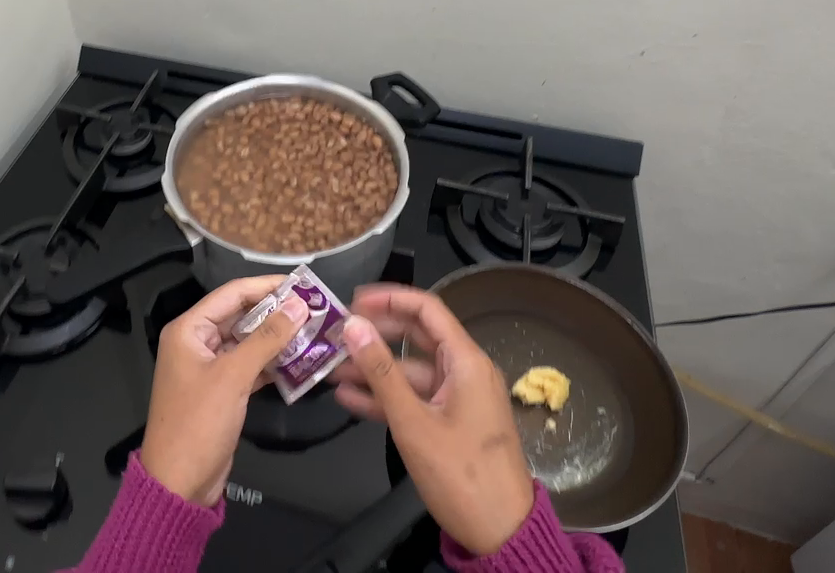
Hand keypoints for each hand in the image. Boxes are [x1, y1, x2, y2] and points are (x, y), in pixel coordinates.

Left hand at [139, 275, 310, 505]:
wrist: (178, 485)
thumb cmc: (198, 423)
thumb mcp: (234, 376)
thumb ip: (268, 338)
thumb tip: (299, 306)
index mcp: (189, 329)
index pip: (232, 294)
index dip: (267, 286)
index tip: (301, 284)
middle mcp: (196, 342)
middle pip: (241, 315)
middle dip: (275, 312)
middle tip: (313, 308)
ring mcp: (209, 367)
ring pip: (247, 341)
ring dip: (276, 338)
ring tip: (313, 332)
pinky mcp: (221, 390)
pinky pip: (249, 366)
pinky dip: (271, 363)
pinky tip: (299, 362)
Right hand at [330, 284, 535, 555]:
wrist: (502, 535)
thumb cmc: (462, 475)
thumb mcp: (413, 422)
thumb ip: (380, 373)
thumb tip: (352, 326)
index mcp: (466, 361)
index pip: (426, 309)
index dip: (390, 298)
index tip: (353, 301)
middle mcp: (464, 370)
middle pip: (415, 336)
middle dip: (375, 334)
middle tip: (336, 334)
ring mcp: (457, 396)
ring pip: (409, 370)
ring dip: (373, 369)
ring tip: (332, 369)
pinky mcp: (450, 421)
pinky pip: (414, 397)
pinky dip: (386, 396)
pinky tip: (350, 399)